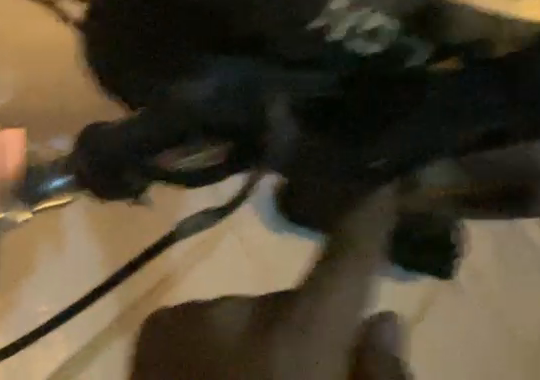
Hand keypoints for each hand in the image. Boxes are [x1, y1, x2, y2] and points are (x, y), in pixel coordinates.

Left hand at [130, 187, 408, 379]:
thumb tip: (385, 323)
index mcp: (295, 349)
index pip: (343, 266)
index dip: (365, 222)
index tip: (381, 180)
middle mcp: (238, 317)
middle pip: (294, 306)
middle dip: (304, 335)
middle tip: (298, 378)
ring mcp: (190, 320)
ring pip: (247, 318)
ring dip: (255, 348)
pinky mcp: (155, 331)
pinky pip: (206, 326)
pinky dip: (215, 351)